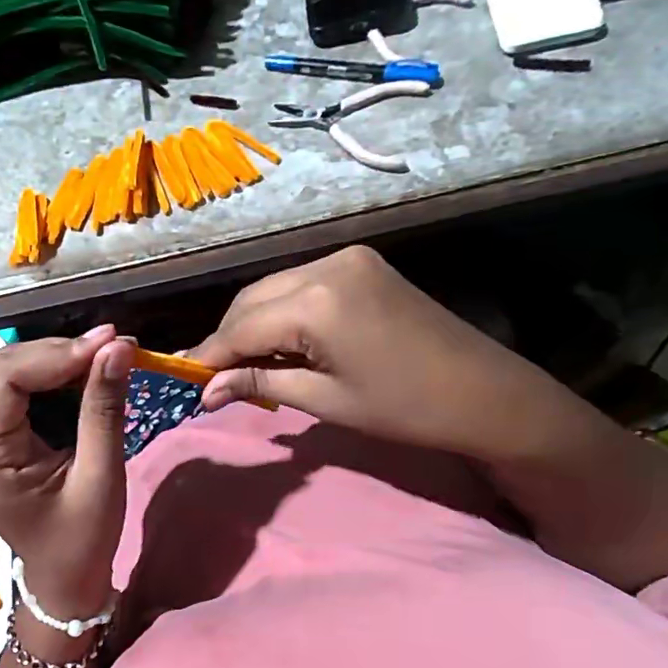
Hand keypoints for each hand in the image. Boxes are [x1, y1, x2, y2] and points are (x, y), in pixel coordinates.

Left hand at [0, 327, 133, 617]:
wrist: (65, 580)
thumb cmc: (83, 539)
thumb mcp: (100, 476)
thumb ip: (104, 409)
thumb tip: (118, 348)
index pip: (8, 378)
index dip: (58, 352)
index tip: (111, 343)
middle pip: (5, 369)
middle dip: (61, 351)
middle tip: (116, 345)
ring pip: (11, 373)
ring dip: (60, 360)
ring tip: (108, 355)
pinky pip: (17, 390)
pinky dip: (55, 376)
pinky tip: (87, 374)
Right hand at [191, 247, 570, 462]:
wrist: (484, 393)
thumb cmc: (404, 408)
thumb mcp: (326, 401)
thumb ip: (260, 385)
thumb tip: (207, 389)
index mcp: (316, 301)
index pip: (241, 326)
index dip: (209, 355)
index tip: (183, 379)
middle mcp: (326, 264)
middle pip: (253, 299)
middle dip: (229, 338)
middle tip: (214, 378)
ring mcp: (348, 258)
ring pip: (275, 288)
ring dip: (254, 323)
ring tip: (246, 365)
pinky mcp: (363, 264)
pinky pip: (303, 285)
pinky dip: (284, 312)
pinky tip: (282, 342)